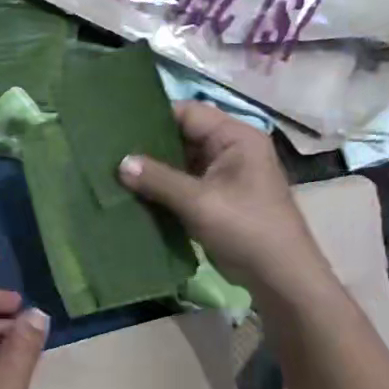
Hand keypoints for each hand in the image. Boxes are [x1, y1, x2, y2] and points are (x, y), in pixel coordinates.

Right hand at [118, 101, 325, 291]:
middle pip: (183, 137)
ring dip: (154, 171)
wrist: (278, 275)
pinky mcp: (217, 200)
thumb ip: (158, 179)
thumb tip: (121, 163)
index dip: (154, 117)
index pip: (189, 113)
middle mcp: (231, 150)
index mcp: (235, 137)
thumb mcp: (199, 202)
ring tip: (116, 172)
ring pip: (182, 163)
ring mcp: (224, 176)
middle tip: (110, 152)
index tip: (118, 127)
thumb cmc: (245, 229)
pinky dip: (163, 190)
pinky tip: (134, 195)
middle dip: (150, 146)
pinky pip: (185, 186)